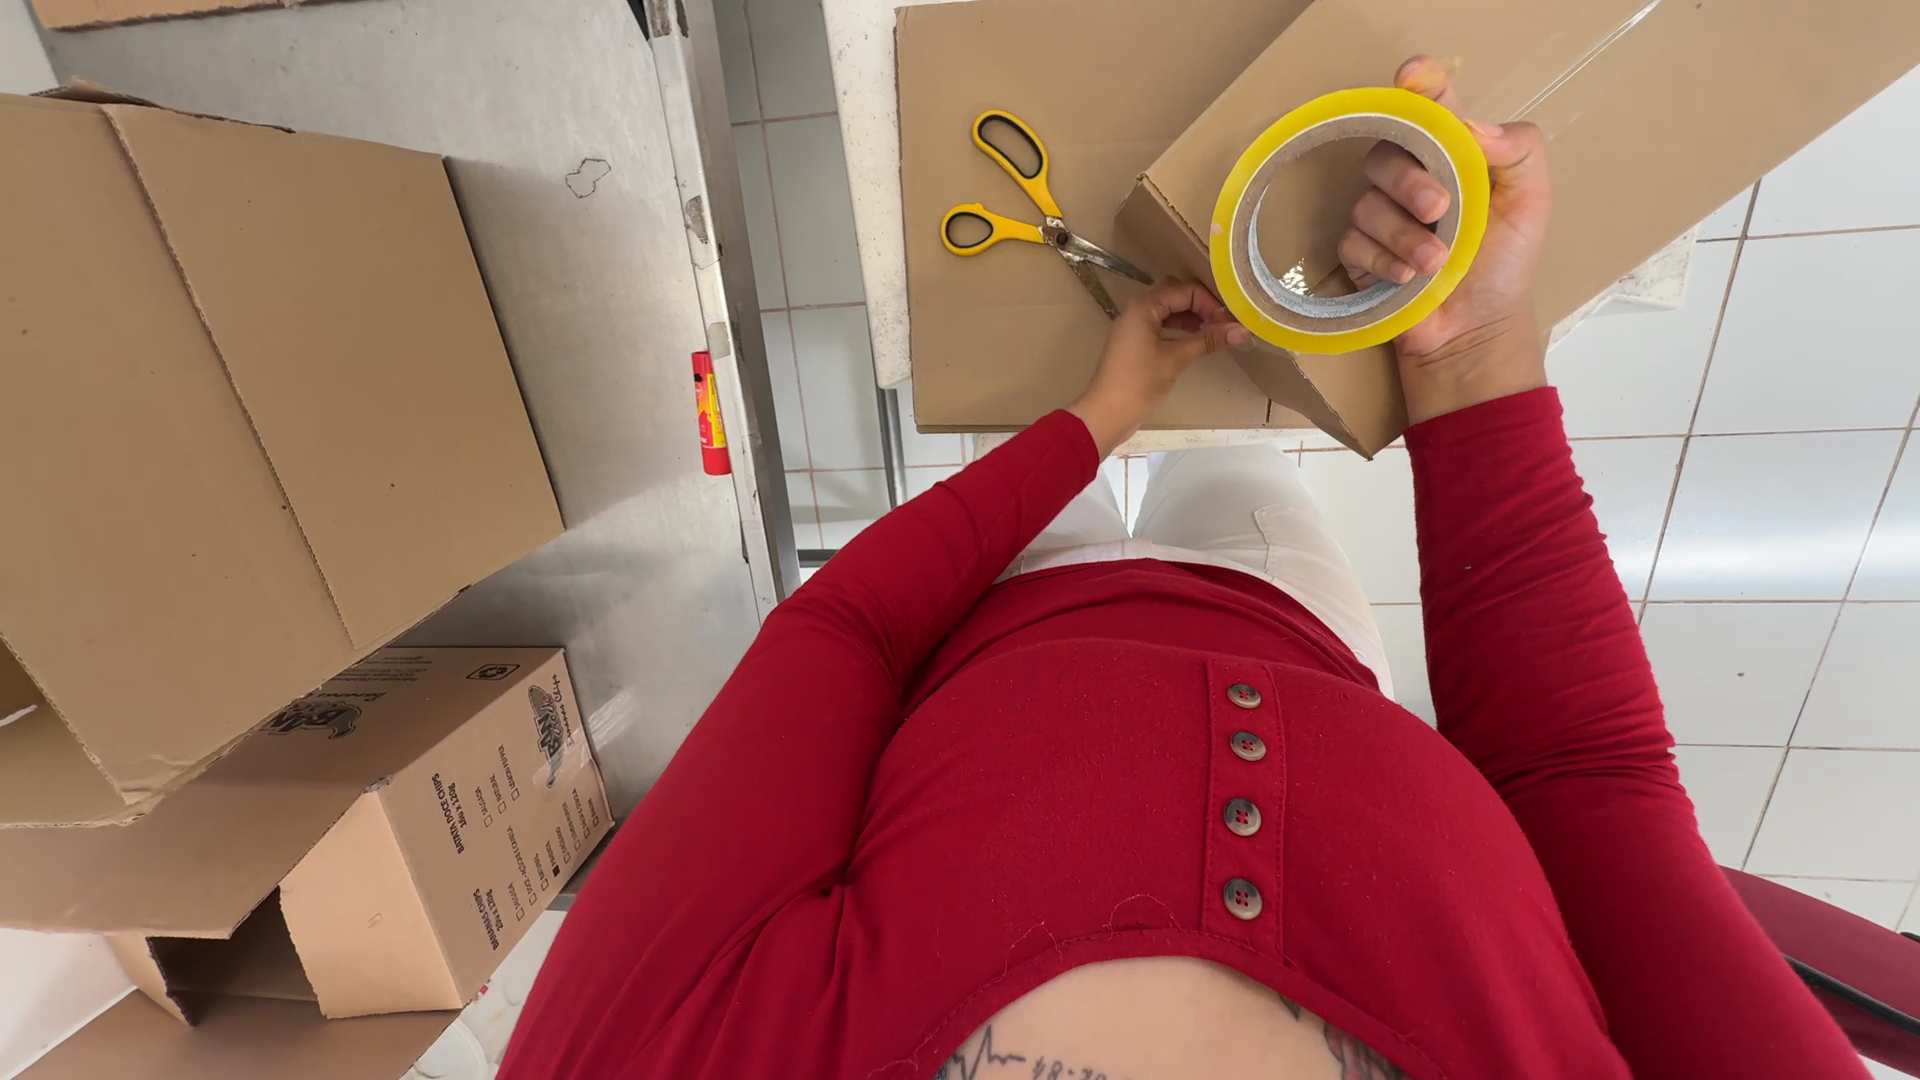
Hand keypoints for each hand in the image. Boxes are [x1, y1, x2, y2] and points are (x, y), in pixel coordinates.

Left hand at [1068, 280, 1247, 456]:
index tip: (1228, 322)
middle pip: (1175, 296)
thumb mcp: (1175, 359)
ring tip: (1213, 334)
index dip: (1209, 303)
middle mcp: (1136, 312)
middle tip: (1222, 323)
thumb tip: (1242, 330)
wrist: (1106, 415)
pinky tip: (1194, 344)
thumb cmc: (1137, 384)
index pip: (1184, 290)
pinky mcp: (1134, 346)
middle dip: (1201, 306)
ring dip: (1191, 319)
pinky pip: (1161, 328)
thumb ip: (1207, 341)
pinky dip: (1179, 332)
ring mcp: (1134, 330)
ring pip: (1168, 313)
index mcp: (1143, 308)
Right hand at [1337, 55, 1552, 424]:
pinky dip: (1381, 260)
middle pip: (1384, 154)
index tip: (1412, 75)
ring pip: (1366, 205)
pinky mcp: (1358, 256)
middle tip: (1440, 209)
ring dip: (1403, 236)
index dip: (1418, 86)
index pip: (1430, 108)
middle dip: (1408, 181)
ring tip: (1434, 264)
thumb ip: (1515, 148)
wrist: (1473, 328)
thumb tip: (1467, 127)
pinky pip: (1352, 244)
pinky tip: (1408, 277)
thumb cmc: (1504, 264)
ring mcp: (1381, 219)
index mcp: (1454, 155)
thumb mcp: (1530, 198)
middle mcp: (1412, 180)